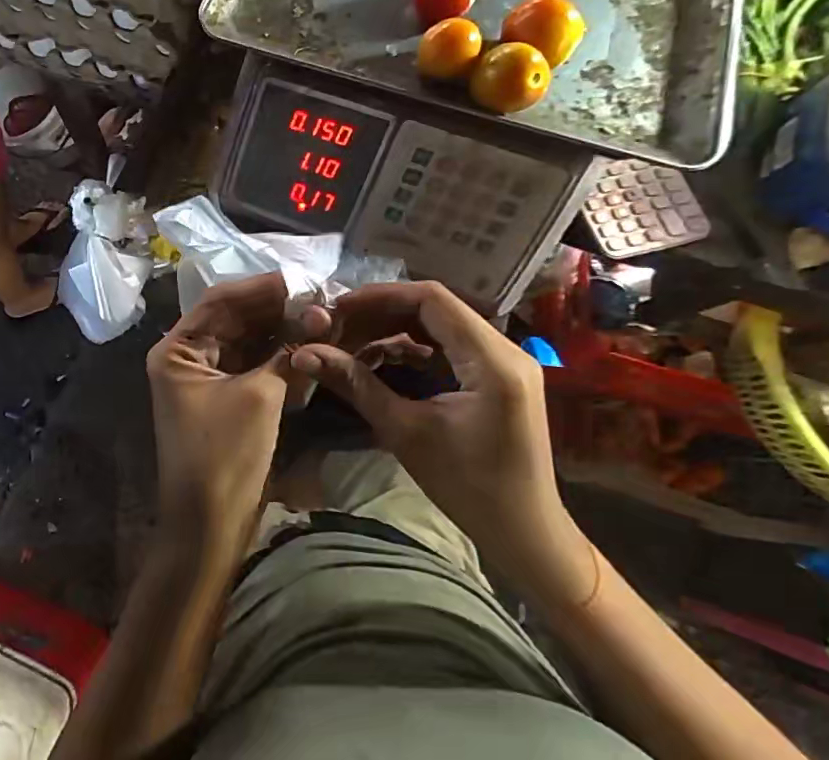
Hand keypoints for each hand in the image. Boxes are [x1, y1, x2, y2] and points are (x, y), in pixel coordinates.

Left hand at [145, 273, 326, 554]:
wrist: (210, 527)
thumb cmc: (224, 455)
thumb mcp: (259, 396)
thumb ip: (288, 350)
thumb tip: (321, 313)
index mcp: (178, 349)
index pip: (222, 300)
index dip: (263, 286)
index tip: (305, 278)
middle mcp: (188, 356)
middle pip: (236, 318)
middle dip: (278, 307)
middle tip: (321, 296)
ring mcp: (207, 378)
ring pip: (248, 339)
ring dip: (283, 328)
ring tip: (322, 313)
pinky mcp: (227, 397)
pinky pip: (255, 363)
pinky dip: (281, 353)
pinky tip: (310, 341)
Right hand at [292, 281, 590, 597]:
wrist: (524, 532)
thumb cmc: (467, 488)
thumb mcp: (406, 432)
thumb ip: (356, 384)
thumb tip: (304, 354)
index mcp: (493, 359)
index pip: (431, 299)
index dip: (379, 296)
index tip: (337, 308)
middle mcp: (505, 348)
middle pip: (434, 308)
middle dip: (381, 314)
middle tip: (336, 328)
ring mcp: (505, 359)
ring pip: (440, 324)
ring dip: (394, 330)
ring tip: (352, 345)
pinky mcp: (499, 373)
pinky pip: (450, 345)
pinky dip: (414, 348)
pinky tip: (382, 361)